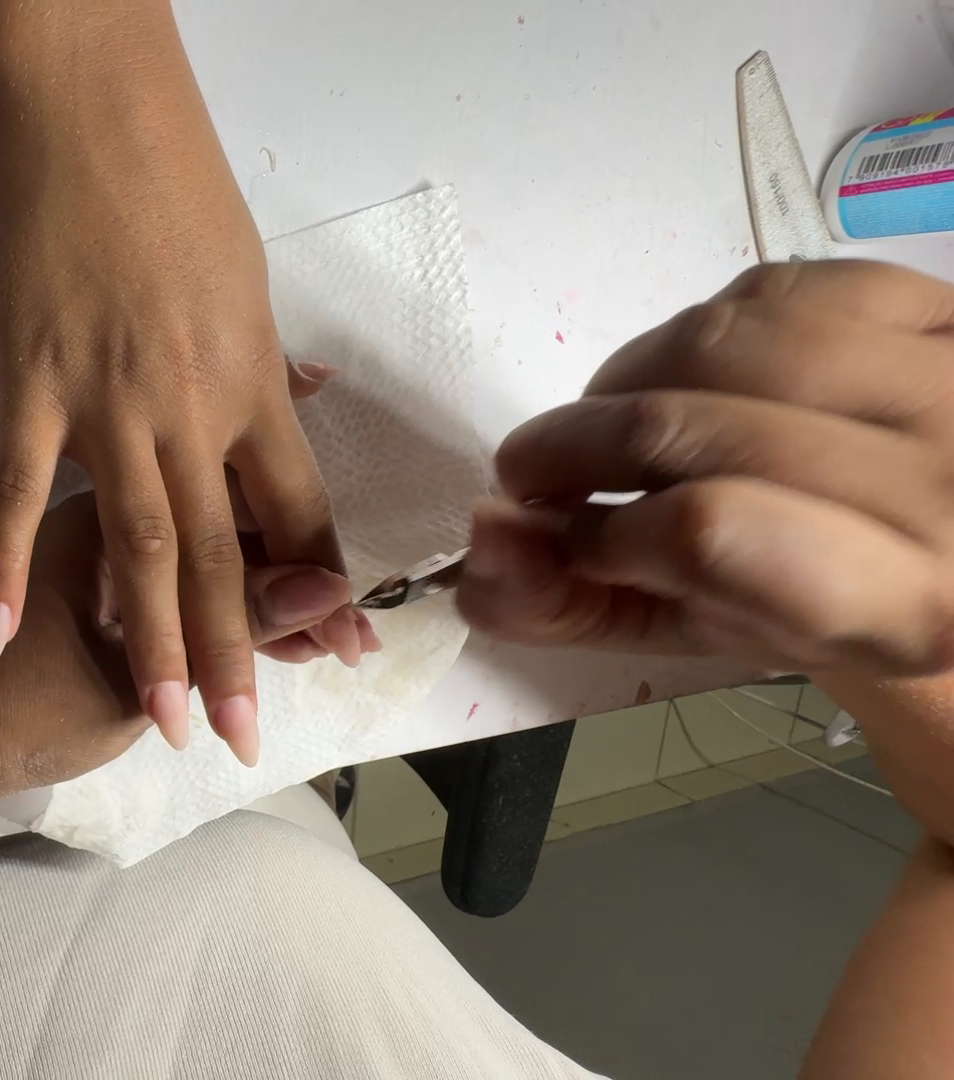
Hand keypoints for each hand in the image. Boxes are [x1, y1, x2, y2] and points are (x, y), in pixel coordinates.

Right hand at [0, 2, 342, 764]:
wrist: (82, 99)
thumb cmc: (168, 175)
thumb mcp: (239, 275)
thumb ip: (254, 366)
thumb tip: (279, 409)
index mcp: (251, 376)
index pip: (292, 508)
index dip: (314, 586)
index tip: (329, 649)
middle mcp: (189, 407)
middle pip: (221, 550)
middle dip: (241, 653)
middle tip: (244, 738)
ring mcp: (104, 404)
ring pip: (135, 543)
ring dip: (152, 642)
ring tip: (162, 720)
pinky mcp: (26, 387)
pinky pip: (18, 495)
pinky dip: (7, 569)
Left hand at [0, 495, 357, 806]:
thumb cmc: (24, 713)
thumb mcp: (128, 678)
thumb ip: (226, 628)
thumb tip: (326, 590)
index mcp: (107, 520)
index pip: (225, 526)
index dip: (299, 573)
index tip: (349, 625)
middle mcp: (112, 512)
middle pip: (225, 531)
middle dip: (295, 584)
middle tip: (349, 637)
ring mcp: (109, 541)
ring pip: (207, 551)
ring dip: (265, 591)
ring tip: (327, 635)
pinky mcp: (106, 574)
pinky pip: (181, 573)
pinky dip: (223, 599)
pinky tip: (273, 616)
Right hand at [458, 261, 953, 674]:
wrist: (936, 535)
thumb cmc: (796, 602)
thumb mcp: (670, 635)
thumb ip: (552, 606)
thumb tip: (480, 535)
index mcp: (897, 607)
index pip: (703, 532)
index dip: (594, 533)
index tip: (564, 537)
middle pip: (677, 428)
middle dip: (564, 450)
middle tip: (541, 477)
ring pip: (709, 342)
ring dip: (618, 386)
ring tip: (621, 427)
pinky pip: (773, 287)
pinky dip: (695, 333)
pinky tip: (703, 382)